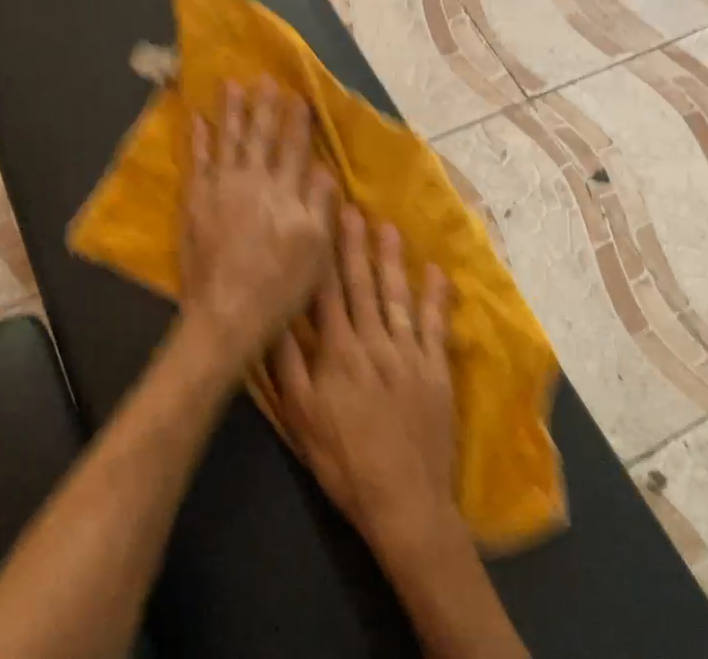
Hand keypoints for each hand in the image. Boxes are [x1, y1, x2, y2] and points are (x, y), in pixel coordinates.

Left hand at [180, 78, 336, 363]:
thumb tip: (324, 168)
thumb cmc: (280, 286)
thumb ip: (320, 205)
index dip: (298, 121)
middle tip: (265, 78)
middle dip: (264, 106)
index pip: (295, 147)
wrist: (227, 311)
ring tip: (230, 84)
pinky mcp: (195, 202)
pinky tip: (198, 121)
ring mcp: (220, 188)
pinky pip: (196, 162)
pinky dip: (198, 140)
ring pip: (227, 140)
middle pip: (260, 136)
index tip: (299, 95)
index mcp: (286, 192)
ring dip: (230, 112)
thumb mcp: (317, 249)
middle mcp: (253, 181)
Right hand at [270, 207, 458, 551]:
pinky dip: (436, 297)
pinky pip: (435, 325)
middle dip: (354, 245)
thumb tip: (271, 318)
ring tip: (387, 227)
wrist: (404, 498)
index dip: (322, 256)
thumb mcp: (300, 416)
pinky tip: (437, 271)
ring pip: (397, 296)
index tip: (318, 224)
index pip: (326, 293)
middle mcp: (373, 342)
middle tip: (351, 208)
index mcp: (337, 352)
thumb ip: (286, 365)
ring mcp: (409, 353)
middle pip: (361, 285)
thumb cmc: (342, 460)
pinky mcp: (435, 370)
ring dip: (392, 260)